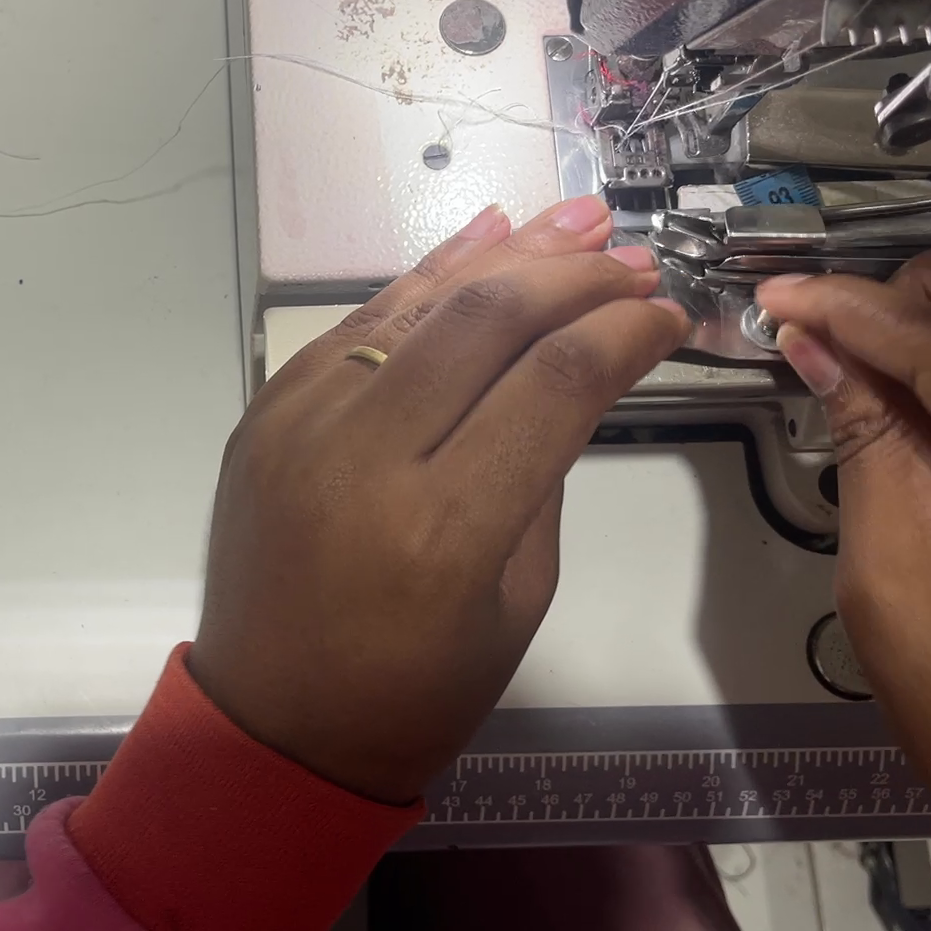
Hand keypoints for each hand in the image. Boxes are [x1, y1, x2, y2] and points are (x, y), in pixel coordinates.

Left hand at [191, 196, 688, 803]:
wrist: (271, 711)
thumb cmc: (408, 687)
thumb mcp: (512, 603)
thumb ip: (542, 478)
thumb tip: (571, 375)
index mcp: (442, 528)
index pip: (554, 384)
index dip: (622, 332)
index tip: (666, 313)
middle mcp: (361, 456)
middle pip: (482, 322)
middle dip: (568, 276)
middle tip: (628, 257)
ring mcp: (298, 423)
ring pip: (410, 305)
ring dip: (496, 256)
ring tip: (567, 220)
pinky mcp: (264, 411)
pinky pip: (352, 328)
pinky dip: (416, 283)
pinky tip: (471, 244)